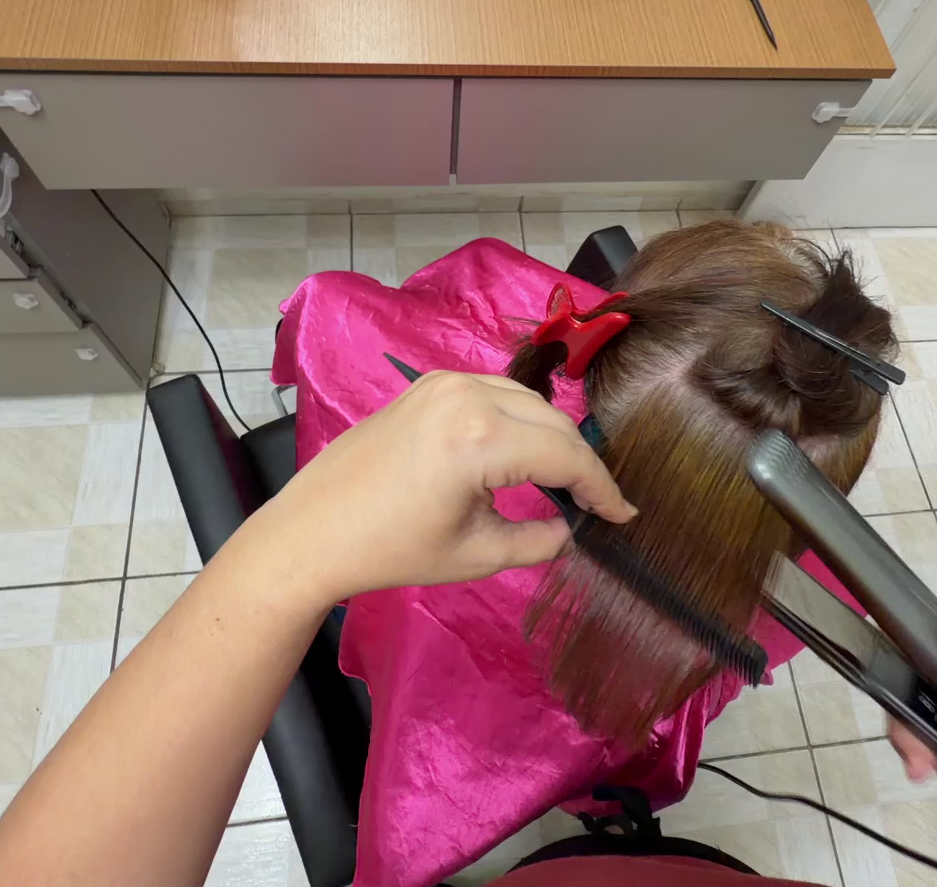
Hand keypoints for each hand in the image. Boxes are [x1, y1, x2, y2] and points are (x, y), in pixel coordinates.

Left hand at [247, 370, 636, 605]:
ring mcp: (446, 382)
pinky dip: (520, 417)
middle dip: (581, 461)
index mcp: (480, 438)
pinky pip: (496, 392)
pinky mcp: (431, 383)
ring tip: (564, 479)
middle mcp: (468, 394)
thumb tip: (571, 530)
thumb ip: (538, 542)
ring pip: (528, 401)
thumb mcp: (475, 554)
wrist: (315, 528)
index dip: (601, 487)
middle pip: (553, 422)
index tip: (622, 515)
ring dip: (553, 436)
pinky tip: (523, 449)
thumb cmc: (392, 549)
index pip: (565, 456)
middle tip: (596, 502)